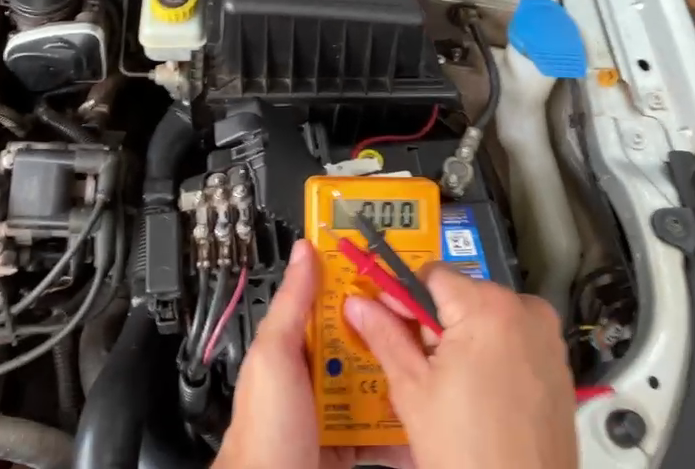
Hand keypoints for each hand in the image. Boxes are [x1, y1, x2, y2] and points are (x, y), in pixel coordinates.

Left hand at [215, 241, 412, 468]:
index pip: (330, 303)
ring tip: (432, 368)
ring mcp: (332, 410)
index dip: (359, 287)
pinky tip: (423, 421)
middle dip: (389, 335)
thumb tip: (305, 250)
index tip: (393, 274)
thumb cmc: (262, 432)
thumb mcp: (275, 356)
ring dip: (400, 380)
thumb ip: (292, 304)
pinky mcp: (349, 445)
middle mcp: (314, 374)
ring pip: (375, 384)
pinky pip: (380, 430)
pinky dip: (401, 428)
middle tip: (424, 326)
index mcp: (293, 346)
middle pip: (360, 343)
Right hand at [343, 263, 577, 468]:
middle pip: (461, 294)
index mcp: (487, 307)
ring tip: (447, 386)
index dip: (404, 296)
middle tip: (418, 366)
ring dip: (462, 338)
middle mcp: (524, 310)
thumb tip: (357, 302)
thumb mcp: (413, 390)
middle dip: (434, 322)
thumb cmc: (466, 452)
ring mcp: (547, 338)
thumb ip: (385, 336)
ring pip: (487, 317)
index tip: (388, 322)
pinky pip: (513, 339)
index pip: (432, 274)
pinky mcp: (560, 365)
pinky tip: (479, 396)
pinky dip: (491, 354)